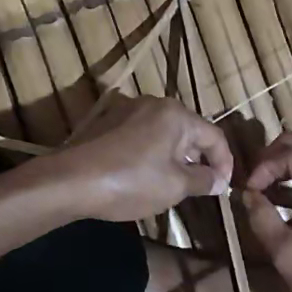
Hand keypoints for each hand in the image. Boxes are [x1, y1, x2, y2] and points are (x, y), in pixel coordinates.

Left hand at [42, 96, 232, 222]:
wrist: (66, 182)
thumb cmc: (131, 181)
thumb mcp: (176, 187)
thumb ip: (204, 181)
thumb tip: (219, 181)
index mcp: (177, 114)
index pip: (215, 137)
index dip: (224, 163)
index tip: (223, 187)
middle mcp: (155, 104)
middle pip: (189, 132)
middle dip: (199, 159)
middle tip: (199, 185)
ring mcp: (128, 110)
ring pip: (165, 134)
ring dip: (175, 157)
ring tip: (173, 183)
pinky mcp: (107, 122)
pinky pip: (141, 136)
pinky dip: (151, 153)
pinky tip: (144, 175)